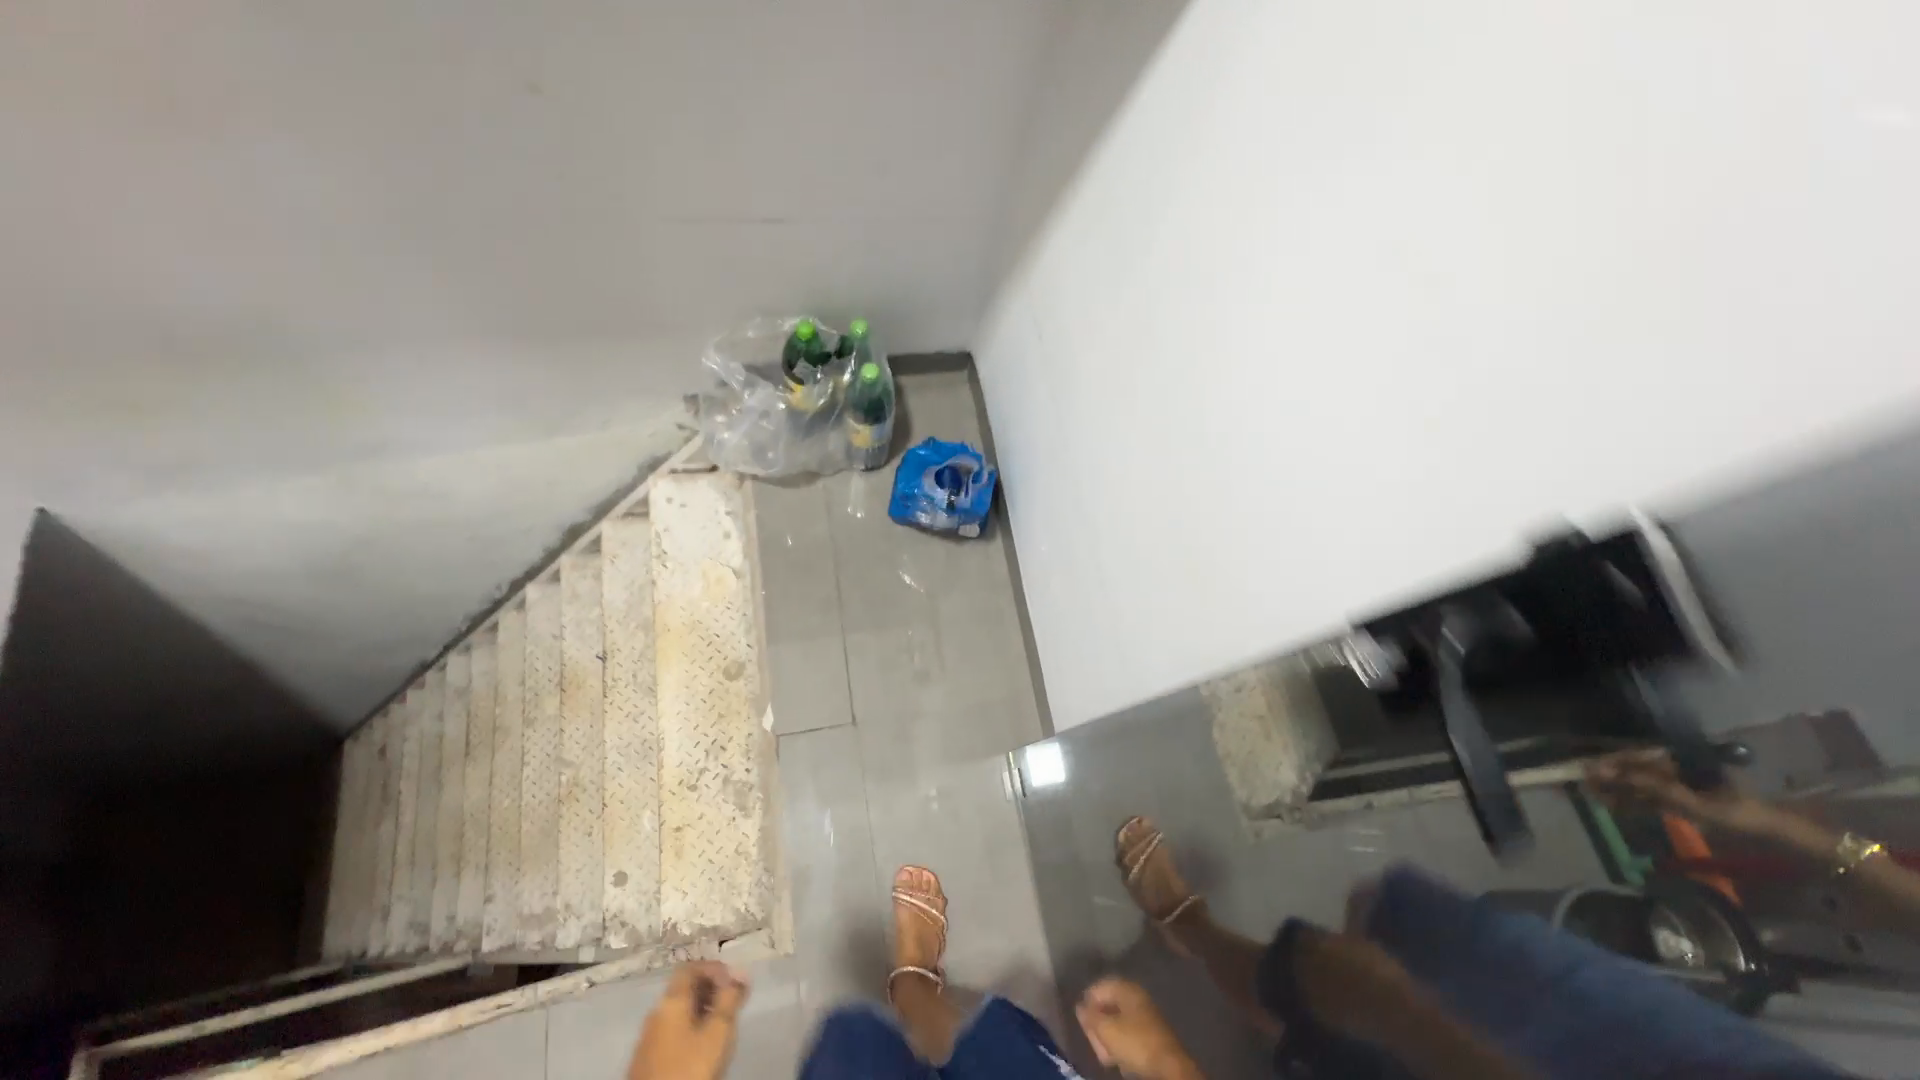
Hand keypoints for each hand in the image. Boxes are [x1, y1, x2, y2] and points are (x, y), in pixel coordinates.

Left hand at [627, 961, 749, 1079]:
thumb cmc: (690, 1067)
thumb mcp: (718, 1031)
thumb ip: (730, 999)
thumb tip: (740, 971)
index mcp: (671, 1001)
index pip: (689, 967)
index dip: (714, 968)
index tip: (734, 981)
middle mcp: (656, 1012)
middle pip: (683, 988)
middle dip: (711, 989)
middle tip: (733, 1002)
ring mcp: (649, 1035)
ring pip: (678, 1010)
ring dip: (702, 1009)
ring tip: (723, 1024)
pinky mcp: (648, 1056)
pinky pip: (672, 1029)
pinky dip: (691, 1026)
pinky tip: (703, 1045)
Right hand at [1075, 977, 1201, 1079]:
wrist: (1168, 1067)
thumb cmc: (1134, 1042)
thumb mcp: (1105, 1029)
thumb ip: (1089, 1015)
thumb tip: (1080, 1006)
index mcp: (1127, 988)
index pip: (1098, 987)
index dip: (1087, 1004)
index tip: (1084, 1023)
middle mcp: (1136, 996)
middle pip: (1107, 1005)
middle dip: (1098, 1024)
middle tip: (1095, 1040)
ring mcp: (1145, 1014)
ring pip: (1116, 1022)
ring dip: (1108, 1037)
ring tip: (1107, 1053)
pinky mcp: (1150, 1032)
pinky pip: (1127, 1033)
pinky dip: (1120, 1043)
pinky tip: (1119, 1057)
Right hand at [1584, 749, 1794, 840]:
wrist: (1774, 837)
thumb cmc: (1738, 815)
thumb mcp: (1696, 803)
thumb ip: (1654, 786)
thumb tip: (1613, 772)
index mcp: (1683, 761)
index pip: (1638, 758)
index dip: (1611, 762)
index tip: (1586, 768)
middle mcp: (1679, 769)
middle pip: (1636, 770)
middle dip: (1609, 776)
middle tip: (1582, 783)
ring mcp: (1681, 786)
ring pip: (1640, 785)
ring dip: (1617, 790)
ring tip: (1593, 795)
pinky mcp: (1683, 802)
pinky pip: (1650, 799)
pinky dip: (1632, 802)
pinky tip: (1614, 806)